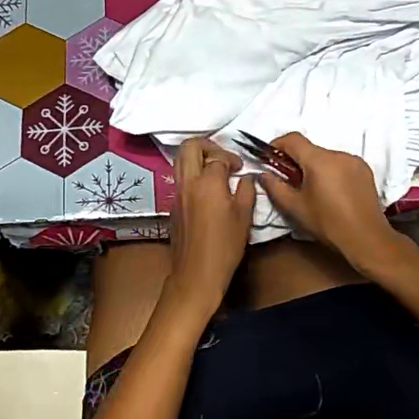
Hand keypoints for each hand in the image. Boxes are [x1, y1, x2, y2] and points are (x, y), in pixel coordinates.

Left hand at [167, 137, 254, 308]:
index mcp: (207, 183)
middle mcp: (187, 183)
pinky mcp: (172, 206)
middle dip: (207, 145)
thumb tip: (245, 177)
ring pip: (179, 160)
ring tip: (214, 171)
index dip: (232, 159)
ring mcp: (176, 194)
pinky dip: (191, 174)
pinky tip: (206, 189)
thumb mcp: (244, 217)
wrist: (196, 273)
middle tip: (222, 158)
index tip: (240, 168)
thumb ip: (246, 190)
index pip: (217, 157)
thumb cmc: (225, 246)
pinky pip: (179, 178)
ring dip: (197, 158)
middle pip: (189, 147)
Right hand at [258, 133, 401, 267]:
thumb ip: (275, 186)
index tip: (269, 158)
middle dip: (296, 160)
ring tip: (311, 189)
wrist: (366, 238)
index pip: (293, 139)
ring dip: (314, 167)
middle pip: (310, 149)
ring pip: (326, 157)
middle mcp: (339, 154)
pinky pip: (341, 164)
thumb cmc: (326, 223)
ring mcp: (355, 161)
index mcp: (319, 160)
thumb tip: (263, 174)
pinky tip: (330, 192)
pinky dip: (330, 171)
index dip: (277, 145)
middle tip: (288, 180)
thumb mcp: (294, 207)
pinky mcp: (365, 171)